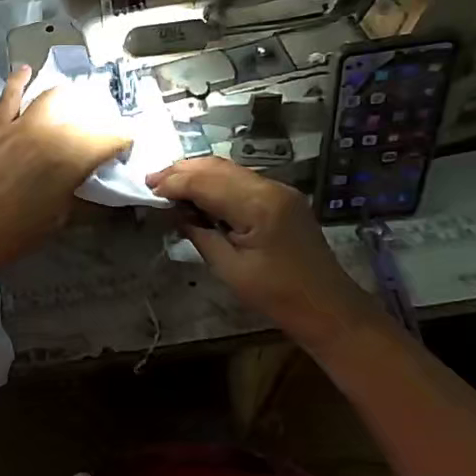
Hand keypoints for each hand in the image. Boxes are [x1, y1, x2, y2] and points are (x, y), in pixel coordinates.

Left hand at [0, 65, 130, 279]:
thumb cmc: (16, 234)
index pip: (113, 138)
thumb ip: (92, 206)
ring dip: (71, 101)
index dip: (126, 142)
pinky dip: (19, 80)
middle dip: (103, 124)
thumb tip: (116, 203)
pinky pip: (10, 96)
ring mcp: (22, 125)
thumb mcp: (62, 221)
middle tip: (107, 139)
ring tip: (80, 110)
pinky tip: (26, 70)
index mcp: (73, 157)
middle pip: (87, 116)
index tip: (129, 151)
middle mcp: (51, 132)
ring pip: (54, 99)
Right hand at [146, 157, 382, 350]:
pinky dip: (217, 182)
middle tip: (152, 181)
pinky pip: (243, 181)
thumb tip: (176, 211)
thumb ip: (200, 233)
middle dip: (183, 171)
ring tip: (170, 184)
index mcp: (258, 204)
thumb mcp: (230, 269)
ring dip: (199, 174)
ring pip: (230, 169)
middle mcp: (270, 187)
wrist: (328, 307)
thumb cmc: (277, 296)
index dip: (174, 183)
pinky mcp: (283, 198)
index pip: (206, 182)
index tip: (148, 188)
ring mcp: (279, 189)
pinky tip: (200, 193)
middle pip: (218, 167)